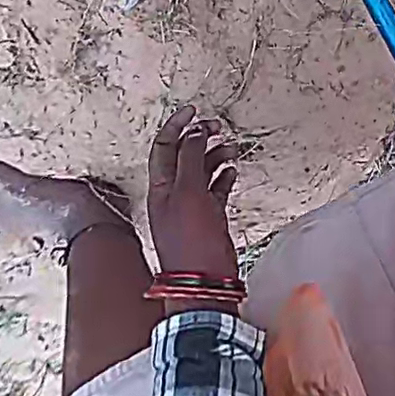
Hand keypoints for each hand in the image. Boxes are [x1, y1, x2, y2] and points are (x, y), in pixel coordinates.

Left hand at [145, 105, 238, 295]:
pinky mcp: (207, 218)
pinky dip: (223, 177)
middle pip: (183, 154)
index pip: (165, 145)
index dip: (177, 124)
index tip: (194, 111)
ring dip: (215, 155)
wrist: (204, 285)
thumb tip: (194, 132)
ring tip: (230, 149)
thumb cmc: (192, 242)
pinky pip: (214, 189)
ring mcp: (190, 205)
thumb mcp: (189, 193)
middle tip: (217, 127)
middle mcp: (173, 192)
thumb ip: (190, 159)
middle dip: (199, 136)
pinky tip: (232, 171)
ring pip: (201, 170)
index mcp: (161, 185)